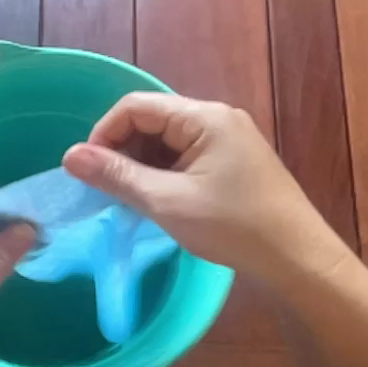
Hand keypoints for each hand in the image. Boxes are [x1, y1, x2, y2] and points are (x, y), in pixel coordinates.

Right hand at [62, 93, 351, 286]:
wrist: (297, 260)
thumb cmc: (232, 227)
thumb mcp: (166, 202)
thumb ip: (116, 176)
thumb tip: (70, 156)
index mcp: (204, 118)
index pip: (136, 107)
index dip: (104, 133)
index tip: (87, 171)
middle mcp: (216, 119)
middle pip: (151, 120)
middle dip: (121, 150)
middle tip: (106, 188)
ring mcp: (227, 140)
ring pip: (165, 141)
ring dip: (140, 165)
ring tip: (129, 198)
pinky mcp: (232, 162)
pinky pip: (183, 156)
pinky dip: (161, 174)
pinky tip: (155, 200)